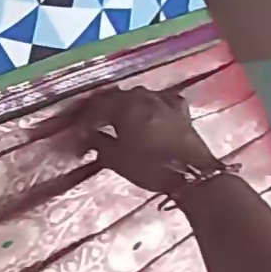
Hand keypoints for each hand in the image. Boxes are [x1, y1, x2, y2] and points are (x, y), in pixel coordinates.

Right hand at [81, 87, 219, 191]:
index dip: (85, 120)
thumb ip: (98, 142)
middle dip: (102, 109)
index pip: (97, 108)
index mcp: (125, 107)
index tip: (78, 132)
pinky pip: (159, 100)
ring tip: (117, 116)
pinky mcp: (180, 109)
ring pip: (138, 96)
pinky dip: (149, 104)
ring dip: (124, 104)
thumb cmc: (148, 166)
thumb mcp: (115, 158)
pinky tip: (148, 110)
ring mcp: (164, 101)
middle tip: (93, 122)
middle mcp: (144, 98)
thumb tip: (86, 135)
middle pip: (117, 97)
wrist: (192, 175)